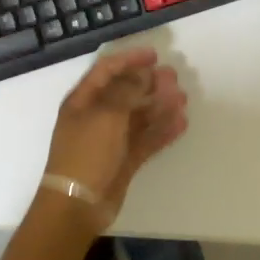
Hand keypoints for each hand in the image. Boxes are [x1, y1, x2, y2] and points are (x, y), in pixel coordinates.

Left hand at [41, 47, 187, 224]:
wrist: (77, 204)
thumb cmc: (87, 153)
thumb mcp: (105, 115)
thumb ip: (127, 91)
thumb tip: (144, 74)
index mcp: (83, 101)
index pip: (106, 70)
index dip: (129, 60)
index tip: (154, 55)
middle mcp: (96, 116)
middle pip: (125, 92)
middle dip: (149, 83)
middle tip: (174, 78)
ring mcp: (110, 140)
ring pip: (138, 116)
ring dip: (160, 106)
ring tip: (183, 99)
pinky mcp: (123, 160)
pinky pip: (145, 140)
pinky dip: (162, 131)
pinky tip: (181, 123)